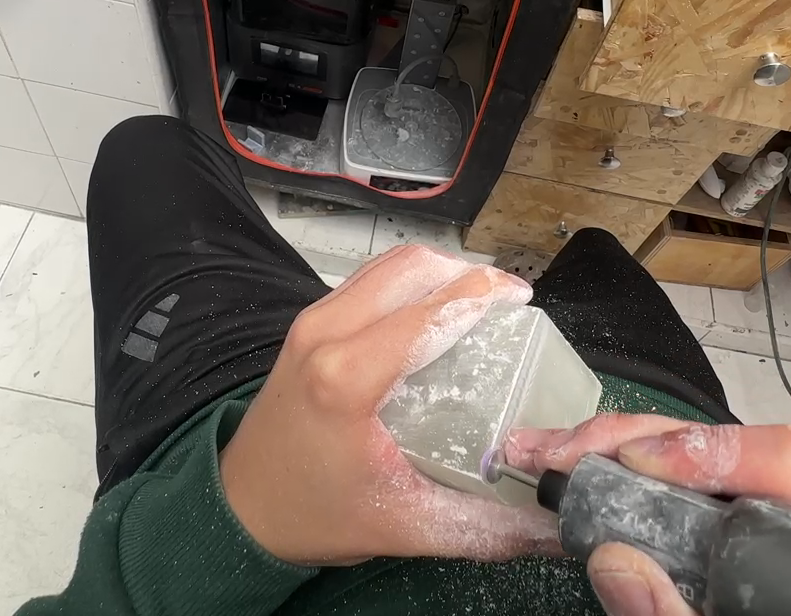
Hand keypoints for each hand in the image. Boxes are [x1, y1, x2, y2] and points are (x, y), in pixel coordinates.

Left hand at [219, 244, 557, 565]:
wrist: (240, 507)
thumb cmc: (313, 514)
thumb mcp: (404, 526)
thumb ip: (484, 527)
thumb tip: (551, 527)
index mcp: (346, 376)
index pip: (428, 312)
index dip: (480, 295)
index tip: (521, 296)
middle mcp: (326, 331)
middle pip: (410, 267)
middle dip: (466, 271)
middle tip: (507, 295)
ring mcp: (313, 319)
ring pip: (388, 263)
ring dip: (438, 268)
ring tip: (479, 295)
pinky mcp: (310, 320)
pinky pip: (369, 277)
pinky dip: (409, 277)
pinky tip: (435, 304)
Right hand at [505, 414, 790, 615]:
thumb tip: (612, 562)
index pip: (787, 458)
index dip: (703, 448)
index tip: (631, 461)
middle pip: (717, 443)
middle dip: (623, 440)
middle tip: (552, 451)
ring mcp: (781, 505)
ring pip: (690, 453)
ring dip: (609, 451)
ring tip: (544, 453)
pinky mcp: (746, 514)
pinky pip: (682, 481)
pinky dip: (622, 478)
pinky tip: (577, 474)